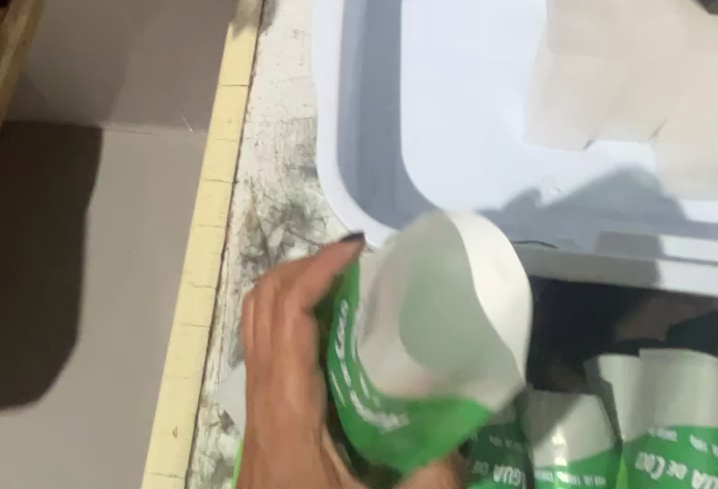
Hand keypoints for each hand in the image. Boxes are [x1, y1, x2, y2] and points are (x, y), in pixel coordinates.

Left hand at [239, 236, 465, 488]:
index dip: (317, 270)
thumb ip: (432, 478)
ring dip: (292, 285)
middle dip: (305, 266)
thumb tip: (461, 432)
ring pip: (256, 317)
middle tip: (355, 262)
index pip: (288, 313)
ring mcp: (255, 401)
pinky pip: (262, 340)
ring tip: (340, 283)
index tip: (357, 250)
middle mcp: (263, 392)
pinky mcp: (260, 413)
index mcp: (287, 407)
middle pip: (264, 301)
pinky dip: (288, 313)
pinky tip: (329, 331)